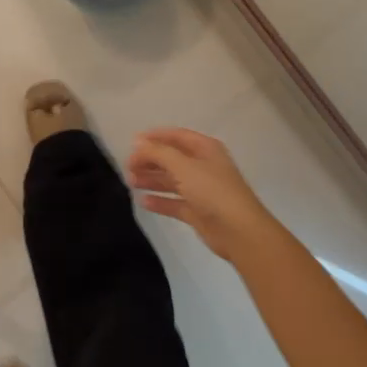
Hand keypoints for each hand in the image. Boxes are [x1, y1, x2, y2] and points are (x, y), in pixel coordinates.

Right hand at [127, 129, 279, 262]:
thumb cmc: (212, 191)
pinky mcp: (198, 211)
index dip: (155, 137)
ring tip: (130, 181)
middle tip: (128, 166)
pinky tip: (143, 201)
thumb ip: (159, 153)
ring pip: (172, 180)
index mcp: (205, 149)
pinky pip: (175, 202)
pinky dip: (160, 201)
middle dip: (150, 160)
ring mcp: (201, 189)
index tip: (132, 142)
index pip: (176, 136)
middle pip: (172, 159)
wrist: (238, 230)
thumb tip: (138, 143)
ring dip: (152, 179)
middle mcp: (203, 166)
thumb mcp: (183, 166)